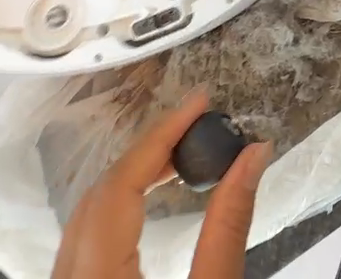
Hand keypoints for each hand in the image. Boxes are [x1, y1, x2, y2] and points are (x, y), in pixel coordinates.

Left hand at [52, 91, 273, 278]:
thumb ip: (228, 226)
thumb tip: (254, 154)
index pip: (120, 186)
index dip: (161, 136)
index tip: (199, 102)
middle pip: (99, 195)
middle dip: (149, 150)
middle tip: (198, 122)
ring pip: (87, 215)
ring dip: (134, 176)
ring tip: (184, 152)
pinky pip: (86, 237)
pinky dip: (121, 204)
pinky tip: (153, 195)